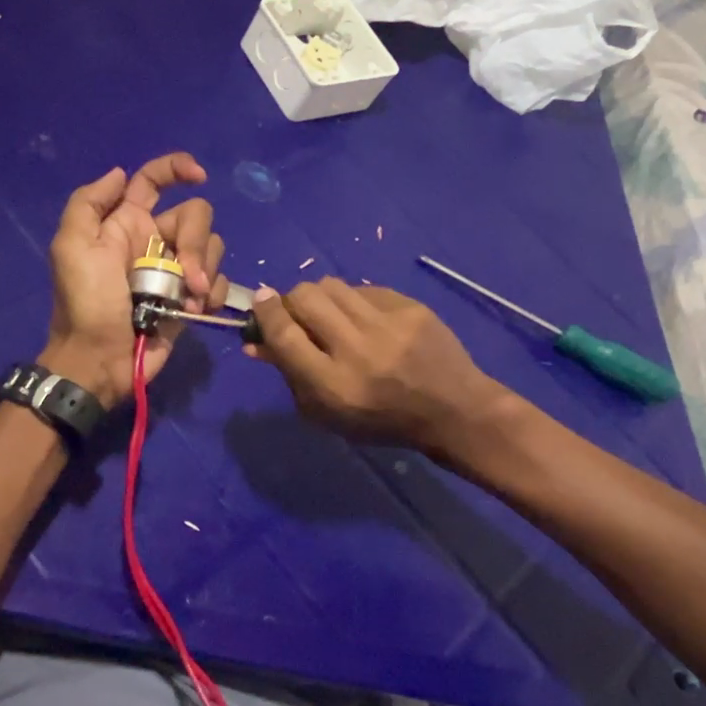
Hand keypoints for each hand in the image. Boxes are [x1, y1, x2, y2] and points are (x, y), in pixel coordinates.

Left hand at [39, 153, 227, 407]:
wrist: (99, 360)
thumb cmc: (84, 304)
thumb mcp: (70, 247)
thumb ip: (89, 203)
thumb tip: (120, 173)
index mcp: (124, 223)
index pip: (154, 180)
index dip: (177, 167)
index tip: (199, 176)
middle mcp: (152, 241)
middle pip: (195, 214)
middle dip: (195, 240)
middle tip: (184, 274)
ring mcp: (174, 272)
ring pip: (211, 247)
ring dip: (205, 270)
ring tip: (188, 299)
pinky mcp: (190, 301)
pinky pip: (218, 282)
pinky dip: (213, 293)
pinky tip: (197, 310)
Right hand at [247, 278, 514, 455]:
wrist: (452, 410)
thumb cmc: (378, 420)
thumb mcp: (325, 411)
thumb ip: (289, 375)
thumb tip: (254, 343)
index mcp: (331, 384)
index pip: (285, 335)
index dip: (265, 314)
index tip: (259, 303)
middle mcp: (356, 349)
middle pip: (304, 298)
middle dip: (290, 301)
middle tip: (294, 313)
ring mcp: (386, 324)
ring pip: (331, 285)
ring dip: (319, 297)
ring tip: (327, 314)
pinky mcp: (409, 307)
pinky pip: (363, 289)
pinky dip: (352, 301)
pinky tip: (363, 319)